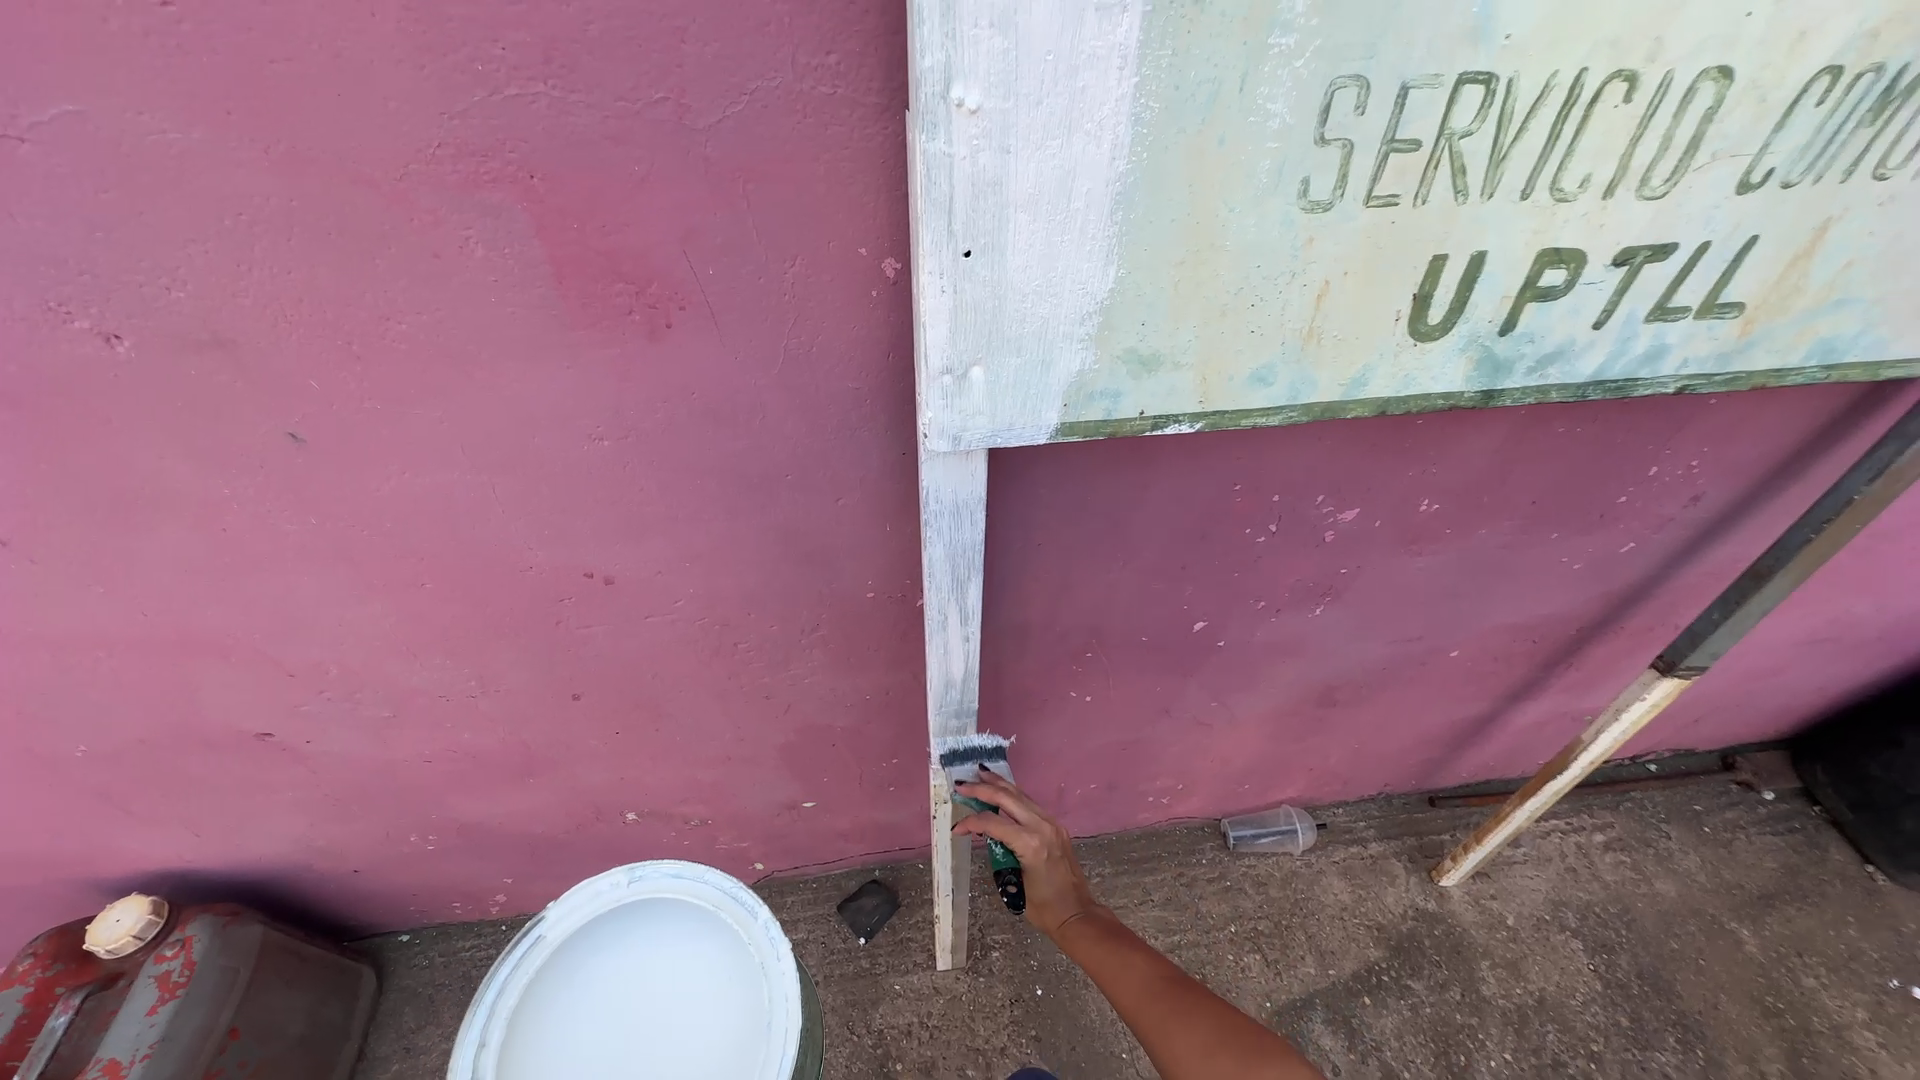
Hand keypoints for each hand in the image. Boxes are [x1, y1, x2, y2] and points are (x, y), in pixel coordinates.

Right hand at [952, 766, 1099, 936]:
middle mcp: (1042, 826)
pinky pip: (1030, 803)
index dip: (971, 822)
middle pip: (1007, 798)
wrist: (1076, 913)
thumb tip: (989, 836)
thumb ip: (1001, 855)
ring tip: (981, 774)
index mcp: (1030, 844)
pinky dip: (1013, 795)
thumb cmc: (1043, 907)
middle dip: (982, 789)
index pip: (993, 822)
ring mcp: (1051, 823)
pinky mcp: (1055, 826)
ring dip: (999, 784)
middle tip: (962, 784)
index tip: (957, 828)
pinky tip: (1003, 791)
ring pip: (1021, 795)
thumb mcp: (1013, 883)